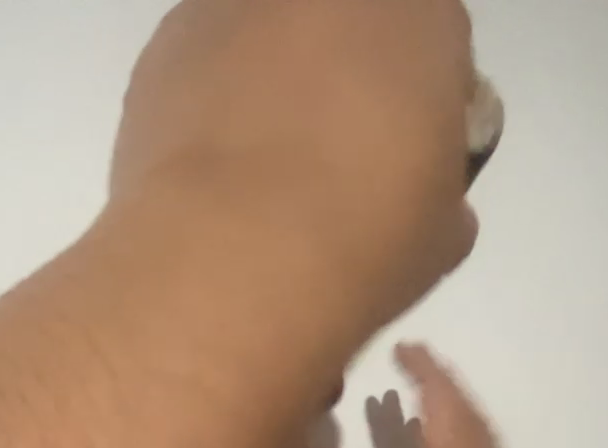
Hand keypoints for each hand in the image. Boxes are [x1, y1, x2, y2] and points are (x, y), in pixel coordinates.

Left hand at [112, 0, 478, 323]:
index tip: (398, 162)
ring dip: (270, 85)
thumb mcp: (440, 239)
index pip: (434, 43)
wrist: (234, 261)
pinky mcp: (166, 47)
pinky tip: (207, 178)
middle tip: (326, 163)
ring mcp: (239, 7)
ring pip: (267, 40)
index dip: (418, 104)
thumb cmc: (360, 246)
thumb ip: (442, 196)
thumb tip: (424, 203)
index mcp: (420, 16)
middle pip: (344, 29)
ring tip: (255, 178)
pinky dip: (208, 107)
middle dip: (341, 81)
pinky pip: (201, 69)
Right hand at [299, 343, 543, 447]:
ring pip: (458, 422)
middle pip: (452, 397)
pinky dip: (440, 436)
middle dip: (428, 379)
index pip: (436, 383)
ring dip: (435, 407)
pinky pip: (461, 445)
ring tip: (411, 404)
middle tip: (404, 364)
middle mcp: (474, 439)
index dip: (418, 363)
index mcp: (454, 432)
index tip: (402, 344)